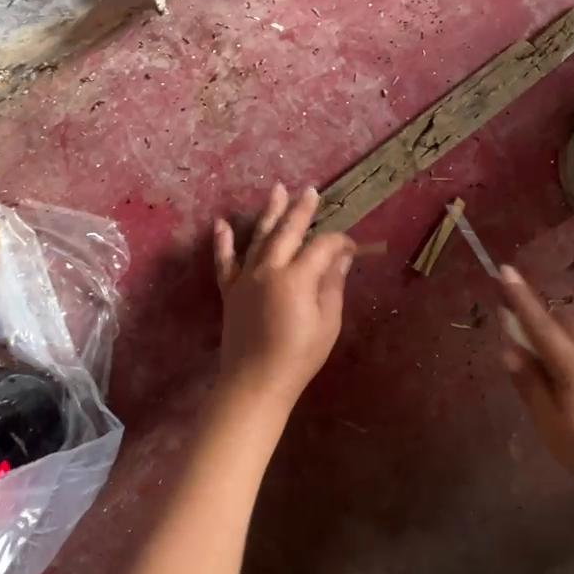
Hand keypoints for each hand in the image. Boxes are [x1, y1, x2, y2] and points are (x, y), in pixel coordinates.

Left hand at [212, 184, 355, 410]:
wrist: (255, 383)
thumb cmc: (299, 356)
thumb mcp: (327, 323)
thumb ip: (332, 285)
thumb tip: (342, 258)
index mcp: (296, 278)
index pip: (322, 247)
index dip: (340, 242)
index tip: (352, 247)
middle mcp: (268, 270)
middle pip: (287, 231)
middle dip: (301, 210)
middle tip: (310, 191)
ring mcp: (245, 278)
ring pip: (259, 238)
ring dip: (269, 213)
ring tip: (277, 190)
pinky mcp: (230, 291)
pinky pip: (225, 261)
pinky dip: (223, 242)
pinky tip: (221, 224)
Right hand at [497, 265, 573, 489]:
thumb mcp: (549, 422)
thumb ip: (529, 382)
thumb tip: (510, 350)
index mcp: (572, 362)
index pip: (539, 322)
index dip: (520, 297)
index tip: (506, 270)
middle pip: (562, 321)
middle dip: (539, 318)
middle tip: (518, 339)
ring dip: (555, 337)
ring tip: (540, 370)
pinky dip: (569, 352)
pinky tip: (564, 384)